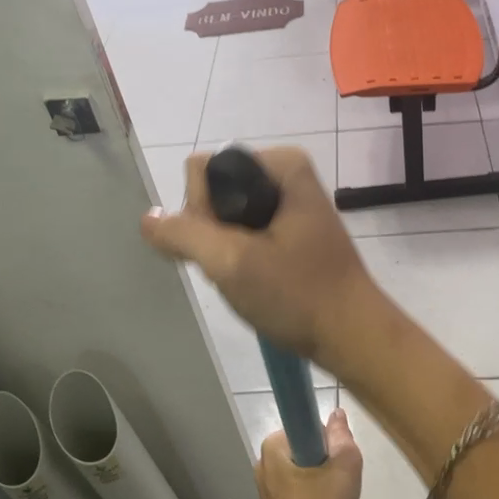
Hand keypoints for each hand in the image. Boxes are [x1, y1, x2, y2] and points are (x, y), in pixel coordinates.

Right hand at [142, 148, 376, 365]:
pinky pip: (242, 232)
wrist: (351, 334)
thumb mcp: (233, 263)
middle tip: (241, 268)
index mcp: (281, 163)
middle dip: (213, 232)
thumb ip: (185, 234)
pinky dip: (238, 257)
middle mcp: (285, 172)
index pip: (203, 170)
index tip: (230, 248)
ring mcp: (288, 202)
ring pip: (223, 215)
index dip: (201, 212)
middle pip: (212, 192)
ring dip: (223, 250)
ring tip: (250, 278)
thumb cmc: (298, 295)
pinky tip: (255, 281)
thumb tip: (147, 217)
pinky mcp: (289, 228)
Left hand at [255, 409, 362, 498]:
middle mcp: (263, 465)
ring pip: (301, 472)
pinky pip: (297, 492)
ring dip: (320, 481)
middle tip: (338, 479)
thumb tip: (336, 414)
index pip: (303, 427)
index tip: (335, 459)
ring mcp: (265, 491)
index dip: (324, 439)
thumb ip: (342, 436)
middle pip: (302, 449)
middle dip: (323, 460)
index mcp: (272, 449)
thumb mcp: (344, 466)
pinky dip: (312, 498)